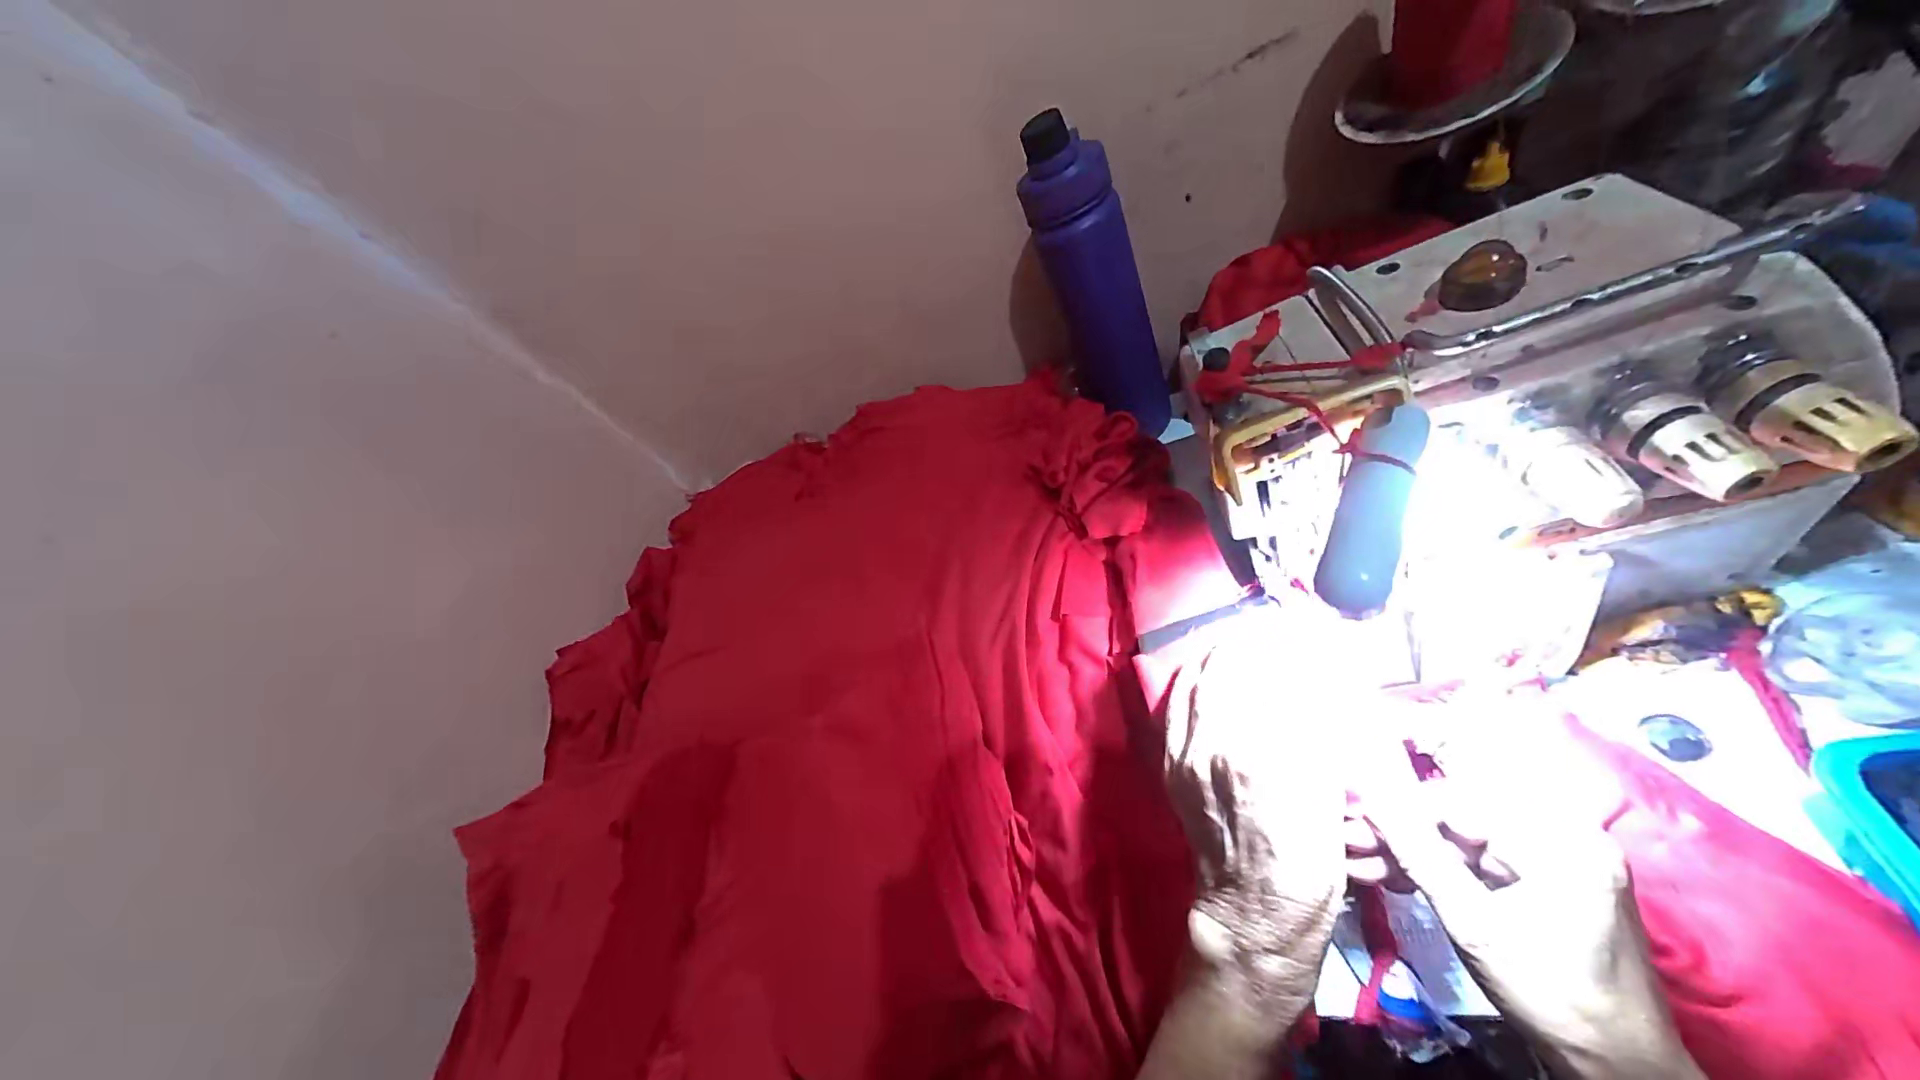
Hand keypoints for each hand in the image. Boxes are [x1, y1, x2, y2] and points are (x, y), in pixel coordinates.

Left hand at [1140, 616, 1347, 1079]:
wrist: (1250, 912)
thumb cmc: (1306, 865)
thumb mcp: (1331, 799)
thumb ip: (1319, 736)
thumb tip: (1315, 688)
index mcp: (1263, 759)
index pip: (1268, 680)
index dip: (1283, 649)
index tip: (1297, 632)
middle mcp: (1214, 748)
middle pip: (1222, 673)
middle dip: (1244, 642)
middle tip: (1264, 628)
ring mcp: (1184, 756)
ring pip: (1193, 685)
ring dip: (1214, 655)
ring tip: (1234, 641)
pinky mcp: (1170, 766)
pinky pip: (1175, 708)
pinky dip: (1191, 681)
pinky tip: (1203, 672)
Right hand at [1353, 708, 1705, 1079]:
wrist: (1615, 1070)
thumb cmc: (1552, 994)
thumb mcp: (1474, 922)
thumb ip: (1418, 850)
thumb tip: (1366, 793)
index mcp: (1557, 836)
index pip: (1459, 792)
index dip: (1399, 790)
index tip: (1352, 785)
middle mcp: (1556, 833)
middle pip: (1455, 808)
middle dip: (1396, 823)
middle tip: (1348, 836)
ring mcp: (1544, 857)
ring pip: (1455, 833)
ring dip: (1406, 846)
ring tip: (1359, 860)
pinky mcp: (1531, 879)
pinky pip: (1468, 856)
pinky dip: (1430, 865)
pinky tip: (1388, 874)